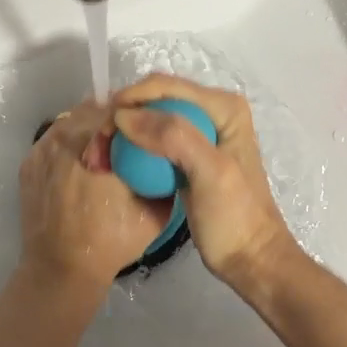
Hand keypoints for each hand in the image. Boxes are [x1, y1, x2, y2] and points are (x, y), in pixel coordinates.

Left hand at [17, 100, 172, 292]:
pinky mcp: (29, 162)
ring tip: (103, 142)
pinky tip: (79, 156)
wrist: (62, 268)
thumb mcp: (153, 213)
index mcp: (99, 147)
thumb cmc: (111, 242)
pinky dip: (67, 139)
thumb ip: (163, 177)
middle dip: (110, 116)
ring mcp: (43, 149)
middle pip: (92, 110)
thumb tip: (167, 154)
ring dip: (87, 124)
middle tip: (126, 131)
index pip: (118, 109)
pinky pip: (53, 137)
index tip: (144, 120)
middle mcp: (68, 140)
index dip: (132, 112)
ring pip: (70, 120)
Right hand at [112, 75, 296, 286]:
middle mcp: (212, 111)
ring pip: (150, 118)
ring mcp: (200, 132)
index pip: (165, 86)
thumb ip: (174, 137)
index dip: (130, 100)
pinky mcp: (188, 154)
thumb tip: (124, 116)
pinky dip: (131, 148)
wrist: (250, 261)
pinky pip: (153, 139)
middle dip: (122, 116)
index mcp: (223, 107)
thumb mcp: (210, 174)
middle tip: (96, 148)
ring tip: (99, 157)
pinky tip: (114, 163)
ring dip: (122, 133)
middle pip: (155, 98)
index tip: (102, 129)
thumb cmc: (234, 218)